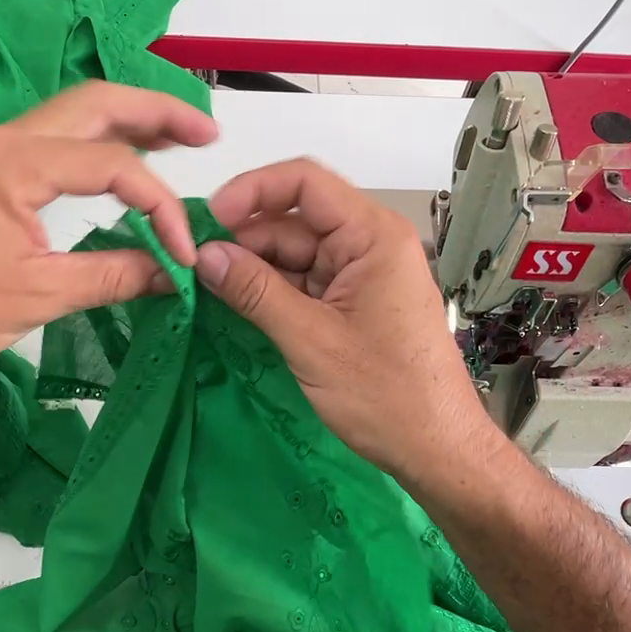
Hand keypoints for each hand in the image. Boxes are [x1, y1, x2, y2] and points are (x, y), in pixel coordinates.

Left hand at [0, 81, 218, 398]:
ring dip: (127, 122)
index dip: (162, 206)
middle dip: (157, 111)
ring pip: (73, 119)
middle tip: (207, 132)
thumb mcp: (41, 295)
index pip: (114, 165)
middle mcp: (5, 141)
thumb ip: (114, 276)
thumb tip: (173, 277)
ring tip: (178, 137)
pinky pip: (52, 145)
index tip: (183, 255)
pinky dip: (95, 148)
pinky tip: (117, 166)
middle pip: (96, 104)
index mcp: (17, 163)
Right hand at [198, 159, 496, 482]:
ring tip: (207, 290)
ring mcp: (362, 276)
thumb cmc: (383, 394)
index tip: (208, 222)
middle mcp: (369, 244)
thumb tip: (205, 256)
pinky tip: (237, 306)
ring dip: (254, 269)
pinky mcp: (354, 306)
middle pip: (296, 220)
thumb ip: (255, 292)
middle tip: (195, 267)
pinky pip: (306, 284)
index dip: (251, 191)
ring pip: (296, 255)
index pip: (305, 183)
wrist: (435, 448)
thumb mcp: (310, 340)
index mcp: (372, 236)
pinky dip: (272, 293)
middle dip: (245, 239)